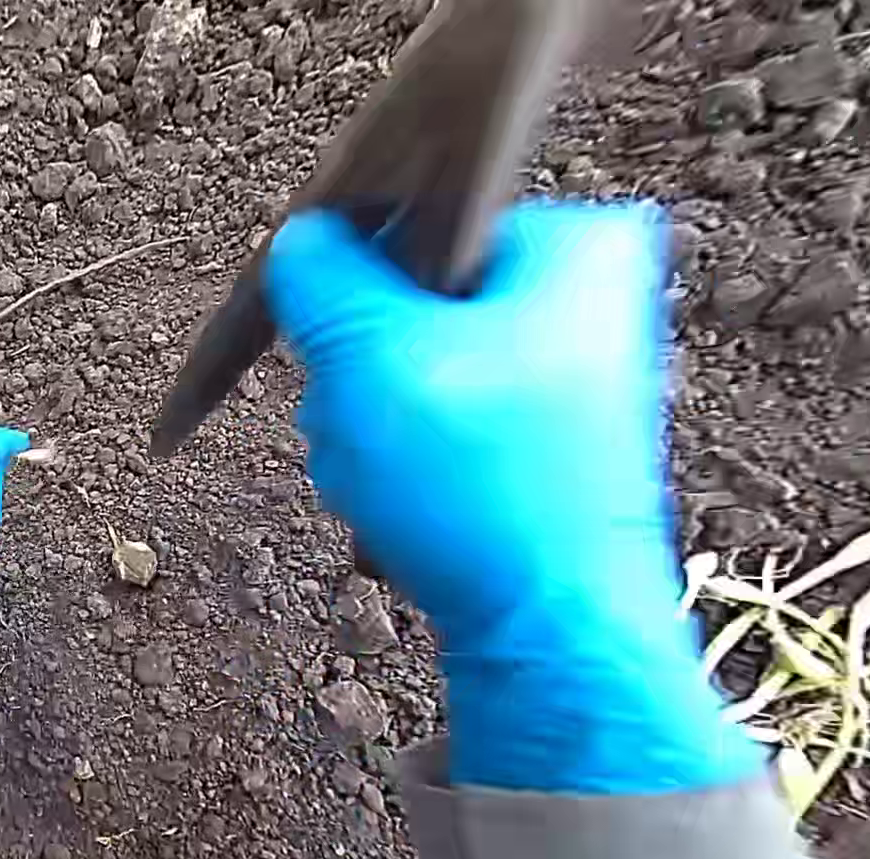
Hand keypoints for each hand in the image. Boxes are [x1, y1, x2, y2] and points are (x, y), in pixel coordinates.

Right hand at [263, 202, 759, 793]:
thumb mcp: (372, 361)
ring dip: (358, 422)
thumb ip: (324, 284)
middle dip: (351, 376)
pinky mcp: (519, 431)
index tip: (331, 353)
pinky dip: (386, 450)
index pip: (414, 227)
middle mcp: (569, 301)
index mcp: (566, 249)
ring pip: (397, 369)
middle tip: (354, 426)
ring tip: (372, 473)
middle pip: (399, 308)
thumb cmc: (469, 482)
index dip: (351, 290)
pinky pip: (418, 415)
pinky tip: (388, 490)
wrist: (539, 619)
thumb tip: (300, 237)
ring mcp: (545, 372)